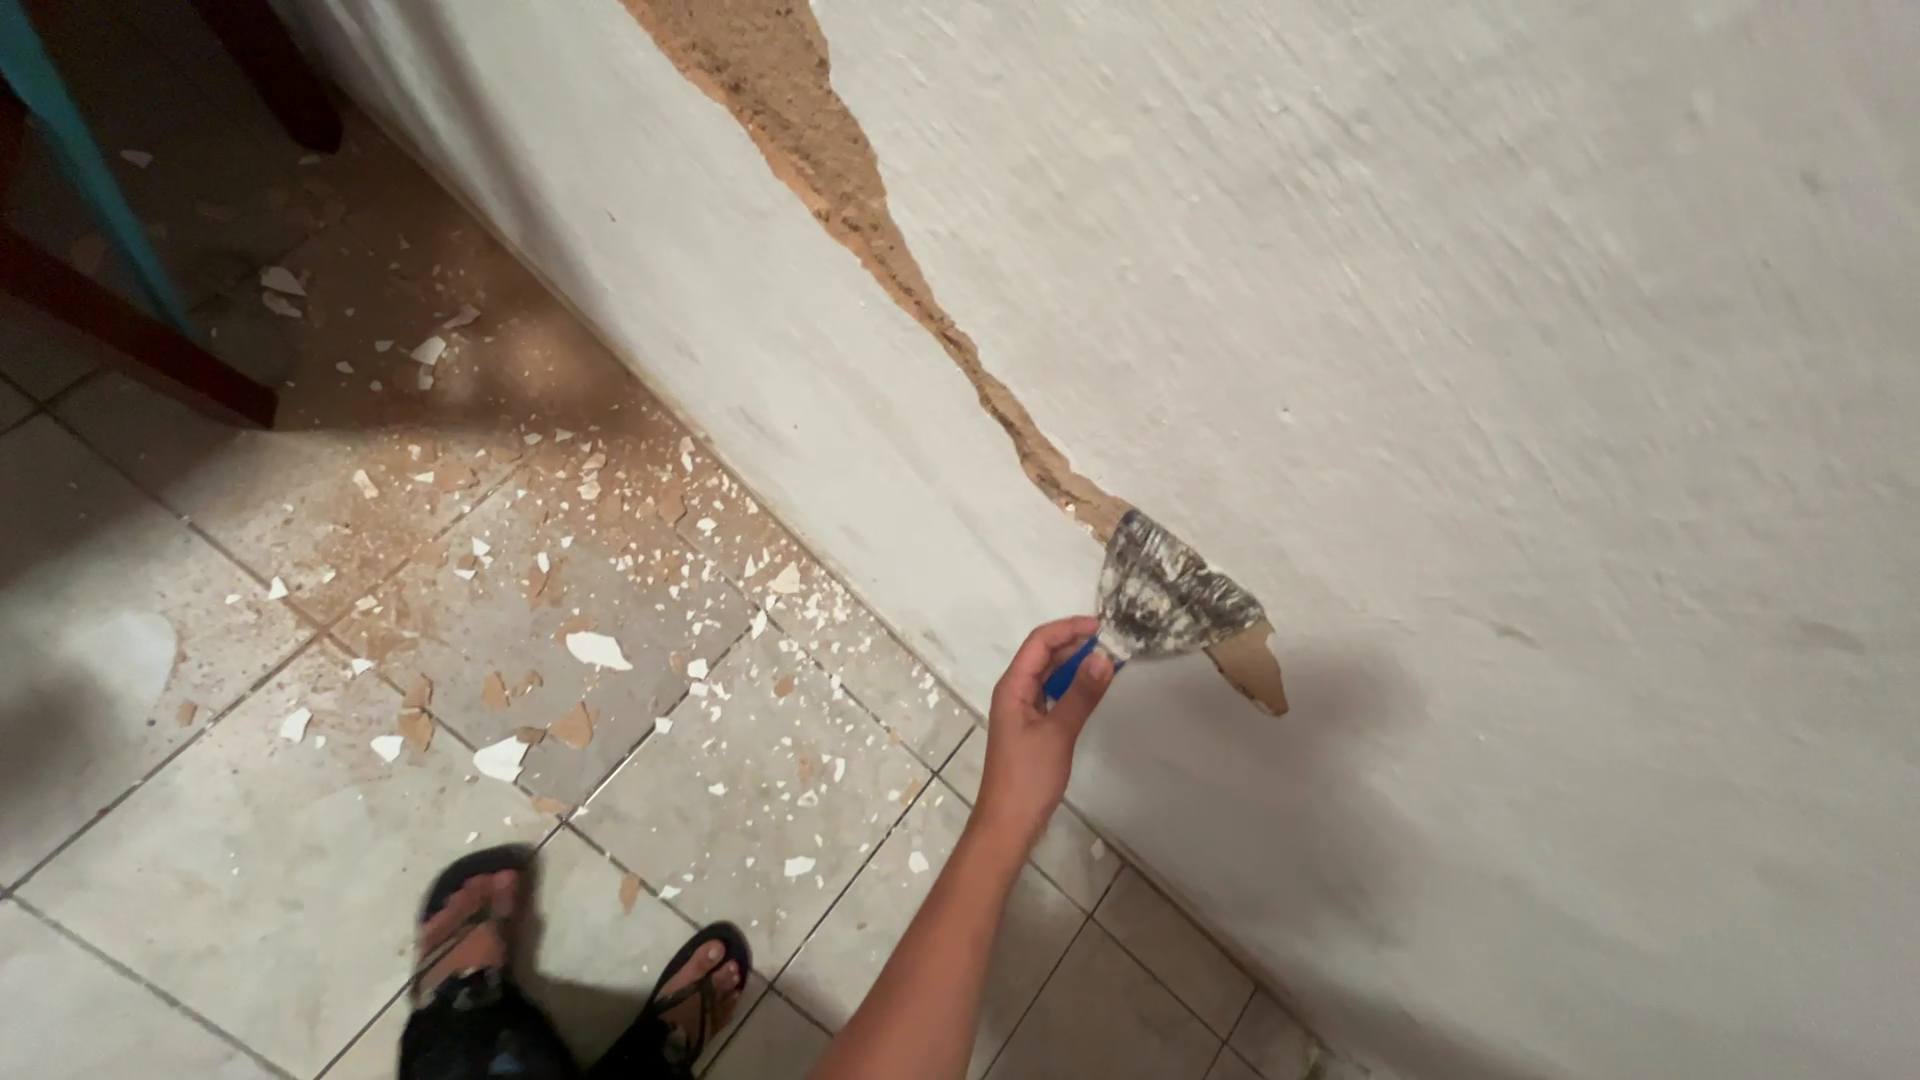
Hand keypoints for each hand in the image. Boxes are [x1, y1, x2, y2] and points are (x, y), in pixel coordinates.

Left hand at [972, 616, 1113, 850]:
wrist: (1009, 822)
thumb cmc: (1028, 777)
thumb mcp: (1058, 733)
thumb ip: (1081, 694)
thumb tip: (1105, 657)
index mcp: (1012, 686)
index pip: (1039, 642)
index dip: (1068, 628)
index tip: (1101, 626)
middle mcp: (1014, 691)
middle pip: (1042, 654)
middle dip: (1074, 642)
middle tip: (1111, 641)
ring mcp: (1022, 708)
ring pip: (1048, 673)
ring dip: (1074, 663)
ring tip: (1107, 658)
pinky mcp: (1032, 725)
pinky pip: (1052, 693)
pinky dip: (1072, 685)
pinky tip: (1092, 687)